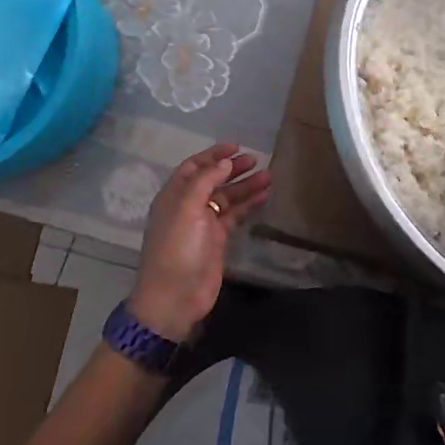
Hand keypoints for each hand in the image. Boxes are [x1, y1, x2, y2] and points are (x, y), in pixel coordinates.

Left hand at [130, 144, 270, 340]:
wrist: (175, 298)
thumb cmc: (177, 249)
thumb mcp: (187, 210)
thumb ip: (205, 182)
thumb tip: (225, 162)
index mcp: (174, 196)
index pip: (194, 167)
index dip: (213, 155)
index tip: (236, 147)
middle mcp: (188, 206)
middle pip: (213, 180)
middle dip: (233, 169)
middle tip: (256, 160)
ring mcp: (203, 223)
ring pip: (227, 197)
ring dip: (246, 186)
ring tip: (269, 176)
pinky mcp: (217, 240)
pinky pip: (234, 216)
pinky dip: (248, 205)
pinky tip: (264, 197)